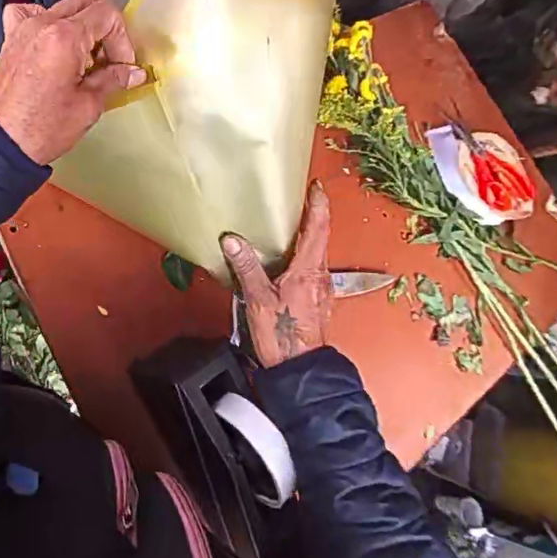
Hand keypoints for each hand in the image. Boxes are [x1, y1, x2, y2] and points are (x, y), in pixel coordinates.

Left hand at [0, 0, 144, 164]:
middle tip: (109, 60)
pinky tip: (55, 42)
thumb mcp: (89, 104)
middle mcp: (43, 24)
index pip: (107, 15)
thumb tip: (134, 73)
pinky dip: (47, 20)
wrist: (2, 140)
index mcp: (65, 37)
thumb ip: (113, 79)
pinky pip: (31, 12)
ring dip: (82, 26)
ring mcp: (25, 28)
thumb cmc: (42, 127)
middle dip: (106, 29)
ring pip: (64, 6)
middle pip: (88, 3)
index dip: (122, 40)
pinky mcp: (13, 38)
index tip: (122, 65)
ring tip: (84, 58)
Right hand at [222, 182, 331, 367]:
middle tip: (306, 197)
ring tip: (297, 223)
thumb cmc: (283, 338)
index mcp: (308, 270)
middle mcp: (320, 276)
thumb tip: (234, 241)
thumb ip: (247, 268)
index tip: (316, 187)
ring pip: (319, 252)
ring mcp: (322, 288)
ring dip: (311, 234)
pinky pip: (315, 268)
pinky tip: (293, 260)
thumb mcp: (258, 300)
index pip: (318, 227)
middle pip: (322, 236)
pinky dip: (307, 255)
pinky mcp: (318, 299)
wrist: (300, 370)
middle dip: (315, 214)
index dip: (318, 204)